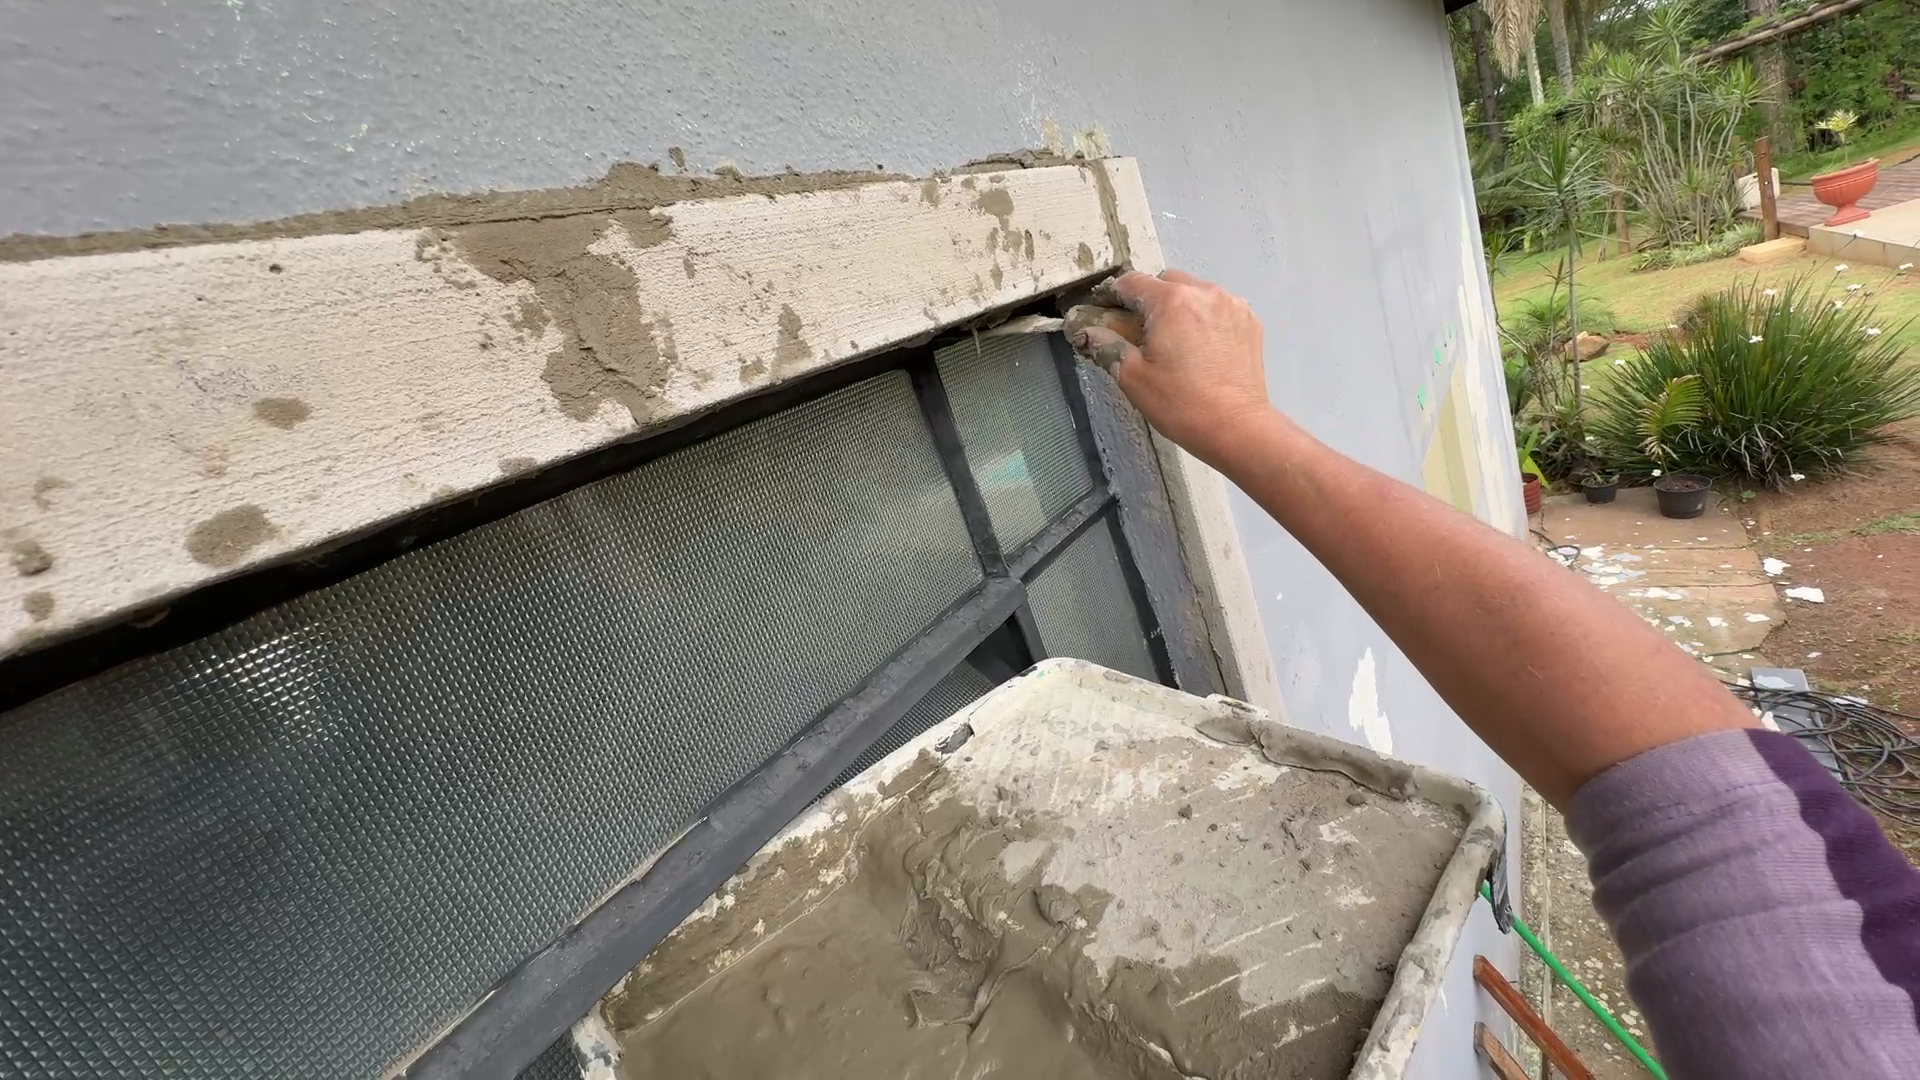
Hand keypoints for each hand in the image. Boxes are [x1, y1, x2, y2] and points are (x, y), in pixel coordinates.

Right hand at [1071, 269, 1272, 466]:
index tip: (1104, 312)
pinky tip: (1198, 350)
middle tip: (1139, 334)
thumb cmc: (1182, 405)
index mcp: (1171, 302)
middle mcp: (1204, 293)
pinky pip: (1217, 308)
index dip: (1111, 297)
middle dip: (1148, 302)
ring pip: (1193, 292)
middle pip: (1164, 282)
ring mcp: (1231, 305)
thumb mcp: (1132, 376)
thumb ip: (1106, 345)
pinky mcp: (1248, 322)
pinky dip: (1202, 320)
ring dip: (1177, 309)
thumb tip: (1088, 332)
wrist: (1234, 427)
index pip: (1131, 283)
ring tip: (1172, 344)